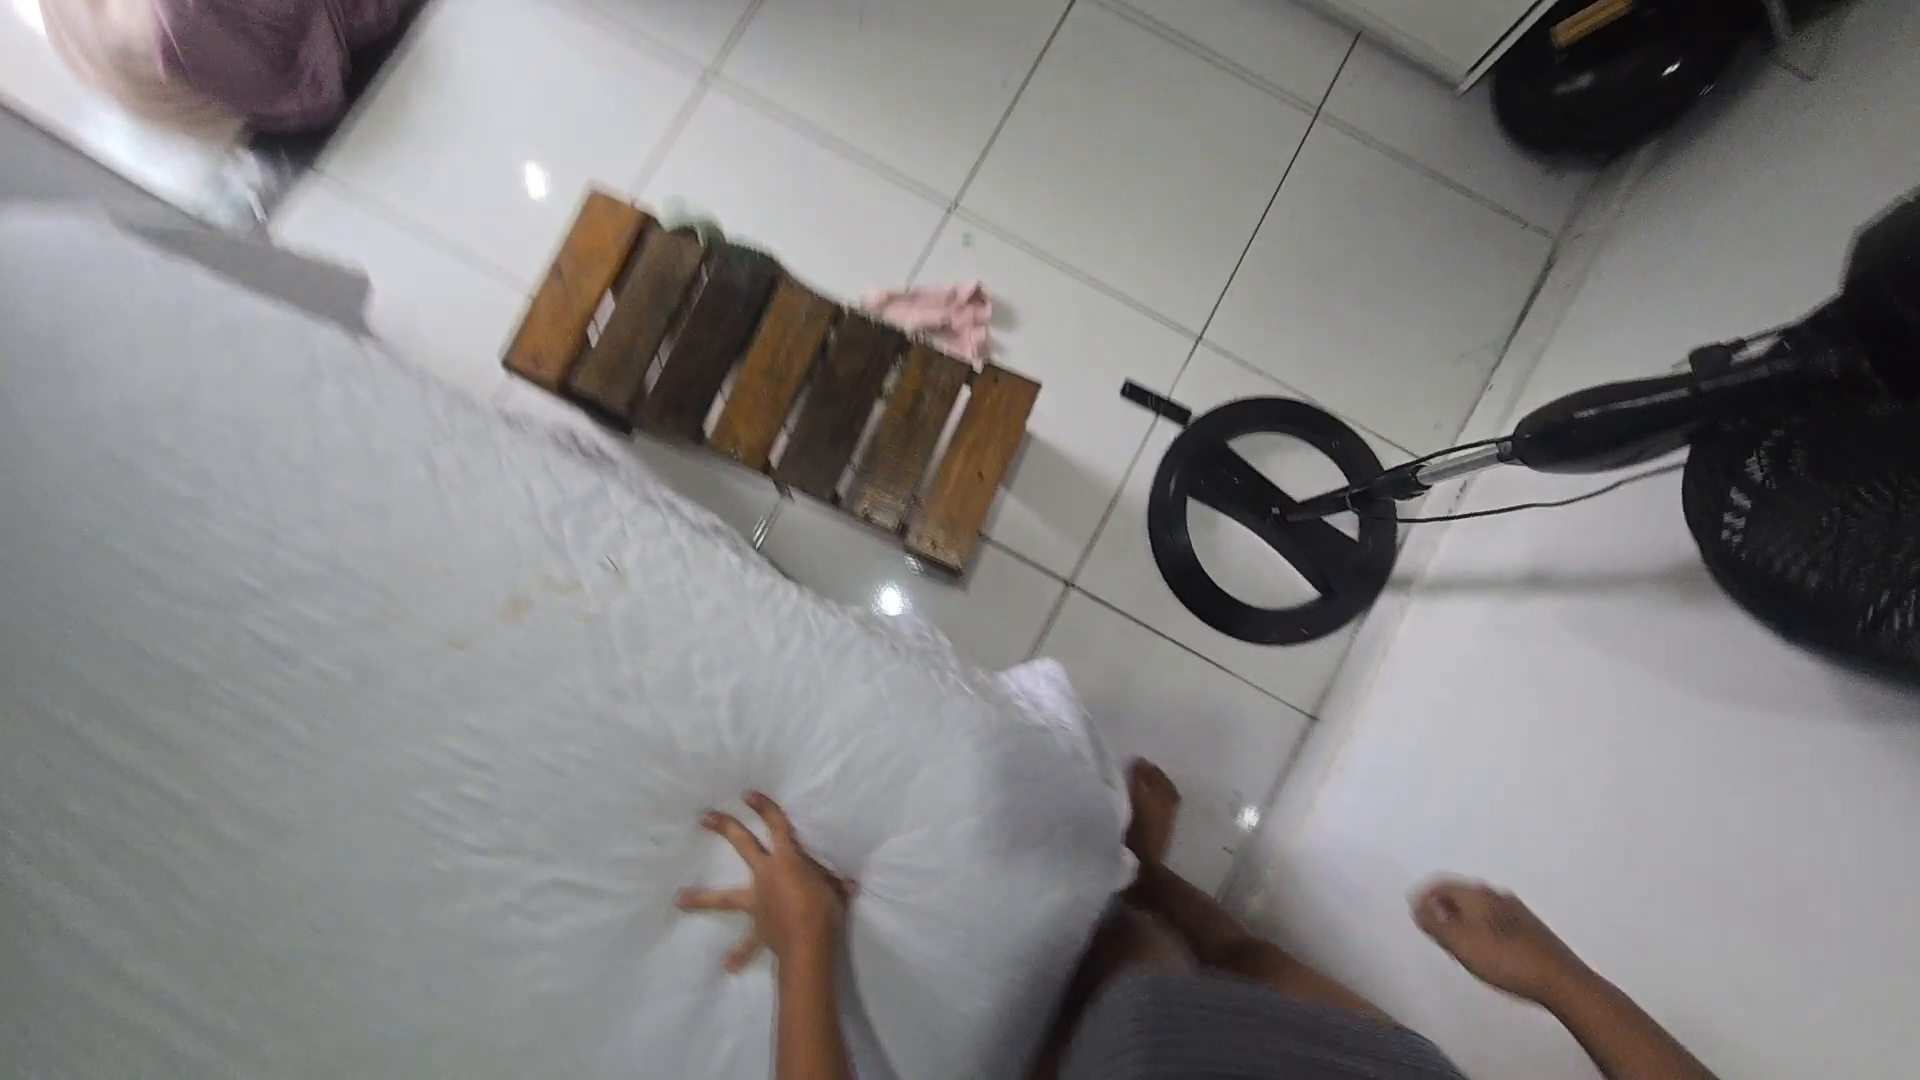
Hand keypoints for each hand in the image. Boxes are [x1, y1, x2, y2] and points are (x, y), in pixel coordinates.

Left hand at [677, 792, 853, 973]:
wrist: (808, 942)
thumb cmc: (825, 907)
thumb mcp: (837, 889)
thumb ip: (837, 884)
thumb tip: (849, 884)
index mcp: (787, 859)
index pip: (777, 825)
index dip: (764, 808)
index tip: (749, 795)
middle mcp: (767, 875)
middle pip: (744, 845)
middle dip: (725, 828)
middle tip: (705, 817)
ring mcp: (757, 902)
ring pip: (725, 898)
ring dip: (702, 899)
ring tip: (678, 899)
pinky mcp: (758, 928)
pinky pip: (747, 943)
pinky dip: (739, 954)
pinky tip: (727, 966)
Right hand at [1412, 879, 1594, 1004]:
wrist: (1562, 982)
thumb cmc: (1503, 959)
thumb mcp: (1457, 942)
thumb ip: (1432, 922)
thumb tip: (1417, 906)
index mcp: (1475, 893)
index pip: (1440, 883)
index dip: (1422, 896)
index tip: (1415, 912)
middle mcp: (1495, 894)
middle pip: (1460, 894)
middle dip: (1443, 909)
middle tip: (1436, 931)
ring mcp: (1517, 910)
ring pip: (1479, 908)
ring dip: (1464, 920)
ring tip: (1461, 944)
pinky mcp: (1531, 927)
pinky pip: (1496, 919)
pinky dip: (1483, 928)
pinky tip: (1488, 950)